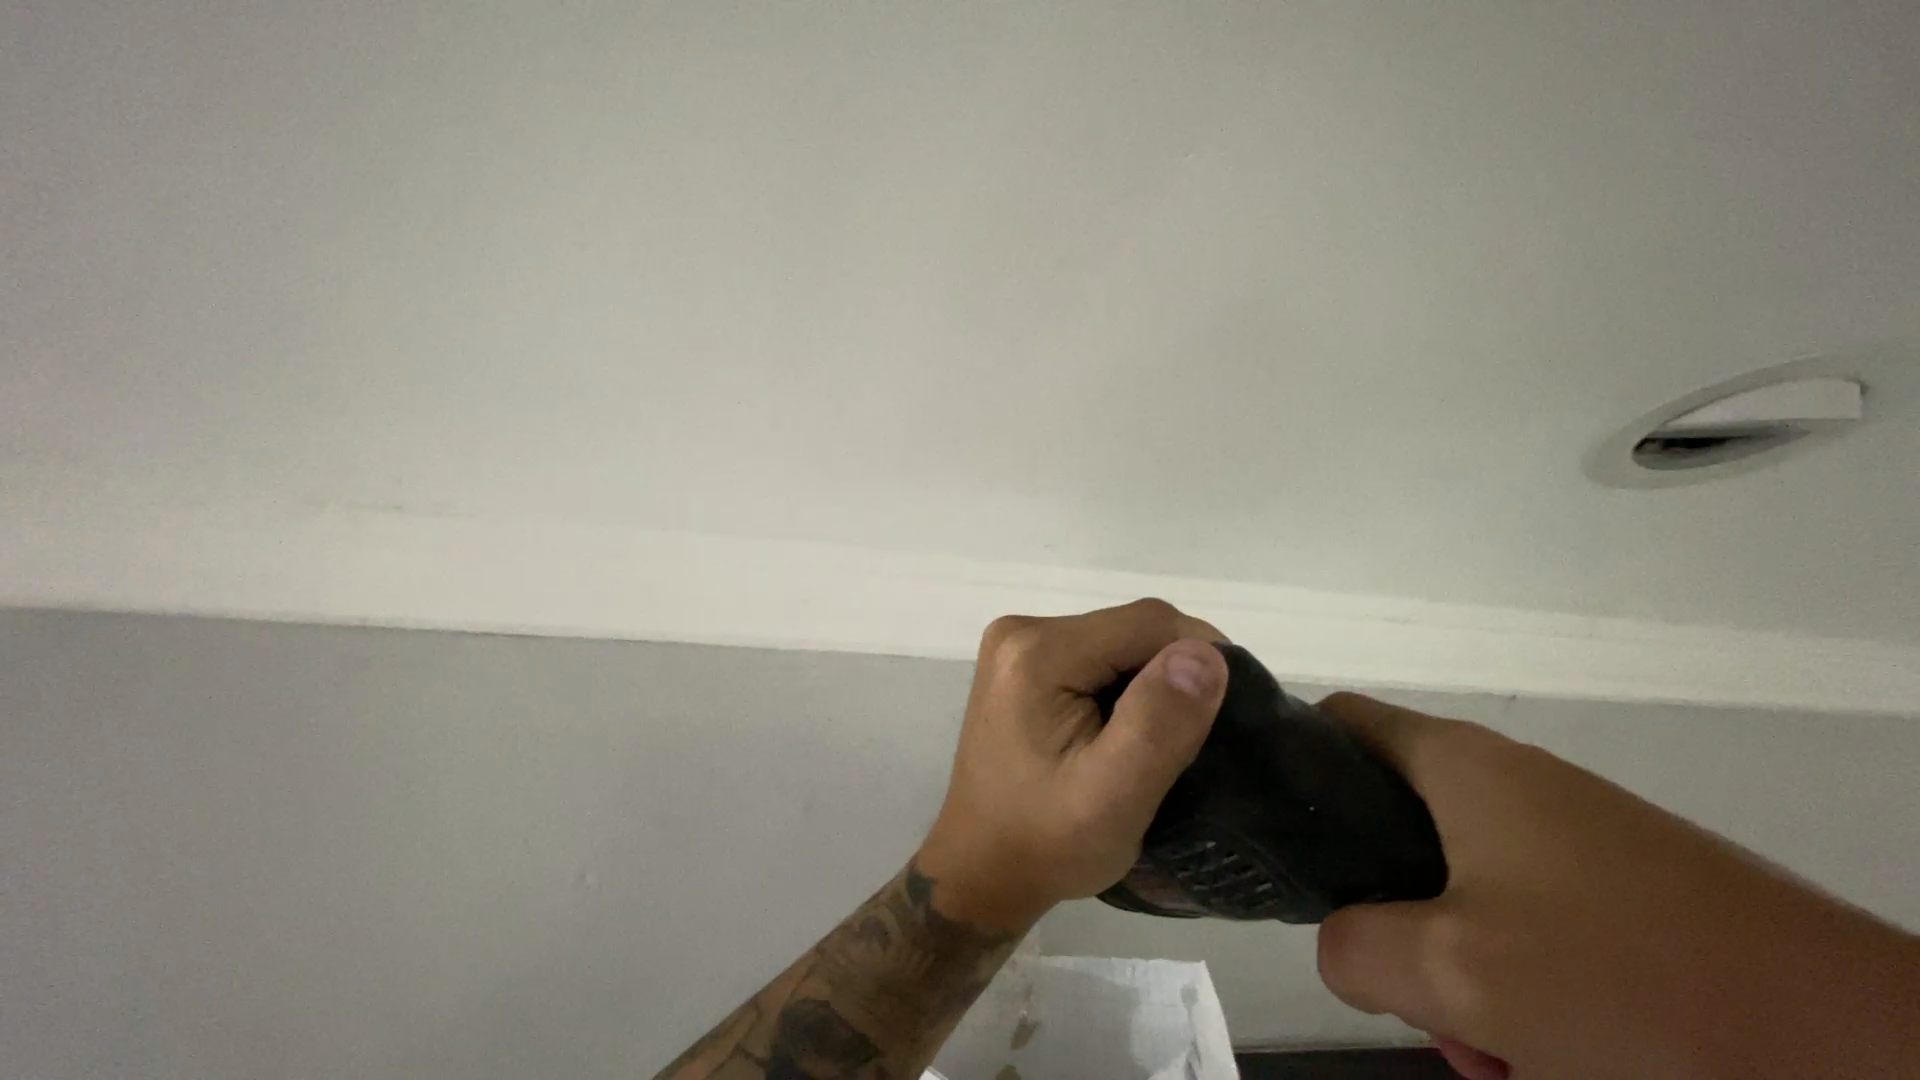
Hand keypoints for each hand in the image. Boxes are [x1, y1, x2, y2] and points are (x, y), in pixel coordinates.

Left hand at [915, 599, 1229, 931]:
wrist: (982, 869)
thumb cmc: (1046, 843)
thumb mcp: (1113, 796)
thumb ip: (1159, 723)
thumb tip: (1205, 654)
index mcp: (1037, 652)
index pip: (1148, 623)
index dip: (1200, 658)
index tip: (1225, 715)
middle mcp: (1021, 631)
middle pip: (1132, 628)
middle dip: (1173, 672)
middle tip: (1192, 738)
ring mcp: (1018, 646)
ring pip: (1118, 642)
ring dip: (1151, 682)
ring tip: (1164, 738)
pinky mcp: (1023, 665)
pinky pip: (1096, 657)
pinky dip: (1124, 687)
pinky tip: (1128, 730)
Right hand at [1314, 694, 1919, 1079]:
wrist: (1868, 1049)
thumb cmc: (1628, 979)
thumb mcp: (1454, 970)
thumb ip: (1355, 946)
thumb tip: (1346, 943)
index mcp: (1459, 763)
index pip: (1338, 722)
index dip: (1294, 767)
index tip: (1280, 843)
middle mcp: (1507, 779)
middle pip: (1392, 824)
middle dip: (1382, 913)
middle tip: (1401, 988)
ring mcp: (1569, 834)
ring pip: (1458, 889)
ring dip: (1451, 968)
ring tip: (1486, 1049)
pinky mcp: (1621, 887)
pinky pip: (1524, 922)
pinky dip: (1513, 983)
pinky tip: (1546, 1057)